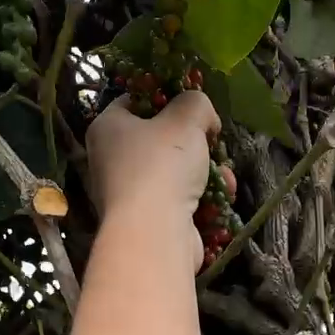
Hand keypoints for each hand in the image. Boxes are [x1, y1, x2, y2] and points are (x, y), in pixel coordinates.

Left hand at [85, 92, 220, 230]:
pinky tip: (222, 199)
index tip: (193, 108)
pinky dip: (202, 201)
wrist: (156, 235)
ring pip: (174, 176)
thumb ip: (196, 104)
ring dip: (206, 174)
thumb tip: (204, 116)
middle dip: (195, 145)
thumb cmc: (162, 167)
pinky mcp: (149, 225)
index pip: (135, 102)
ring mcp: (130, 198)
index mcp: (108, 128)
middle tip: (213, 144)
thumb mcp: (186, 118)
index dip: (166, 99)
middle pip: (159, 143)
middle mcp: (112, 162)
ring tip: (226, 178)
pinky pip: (179, 204)